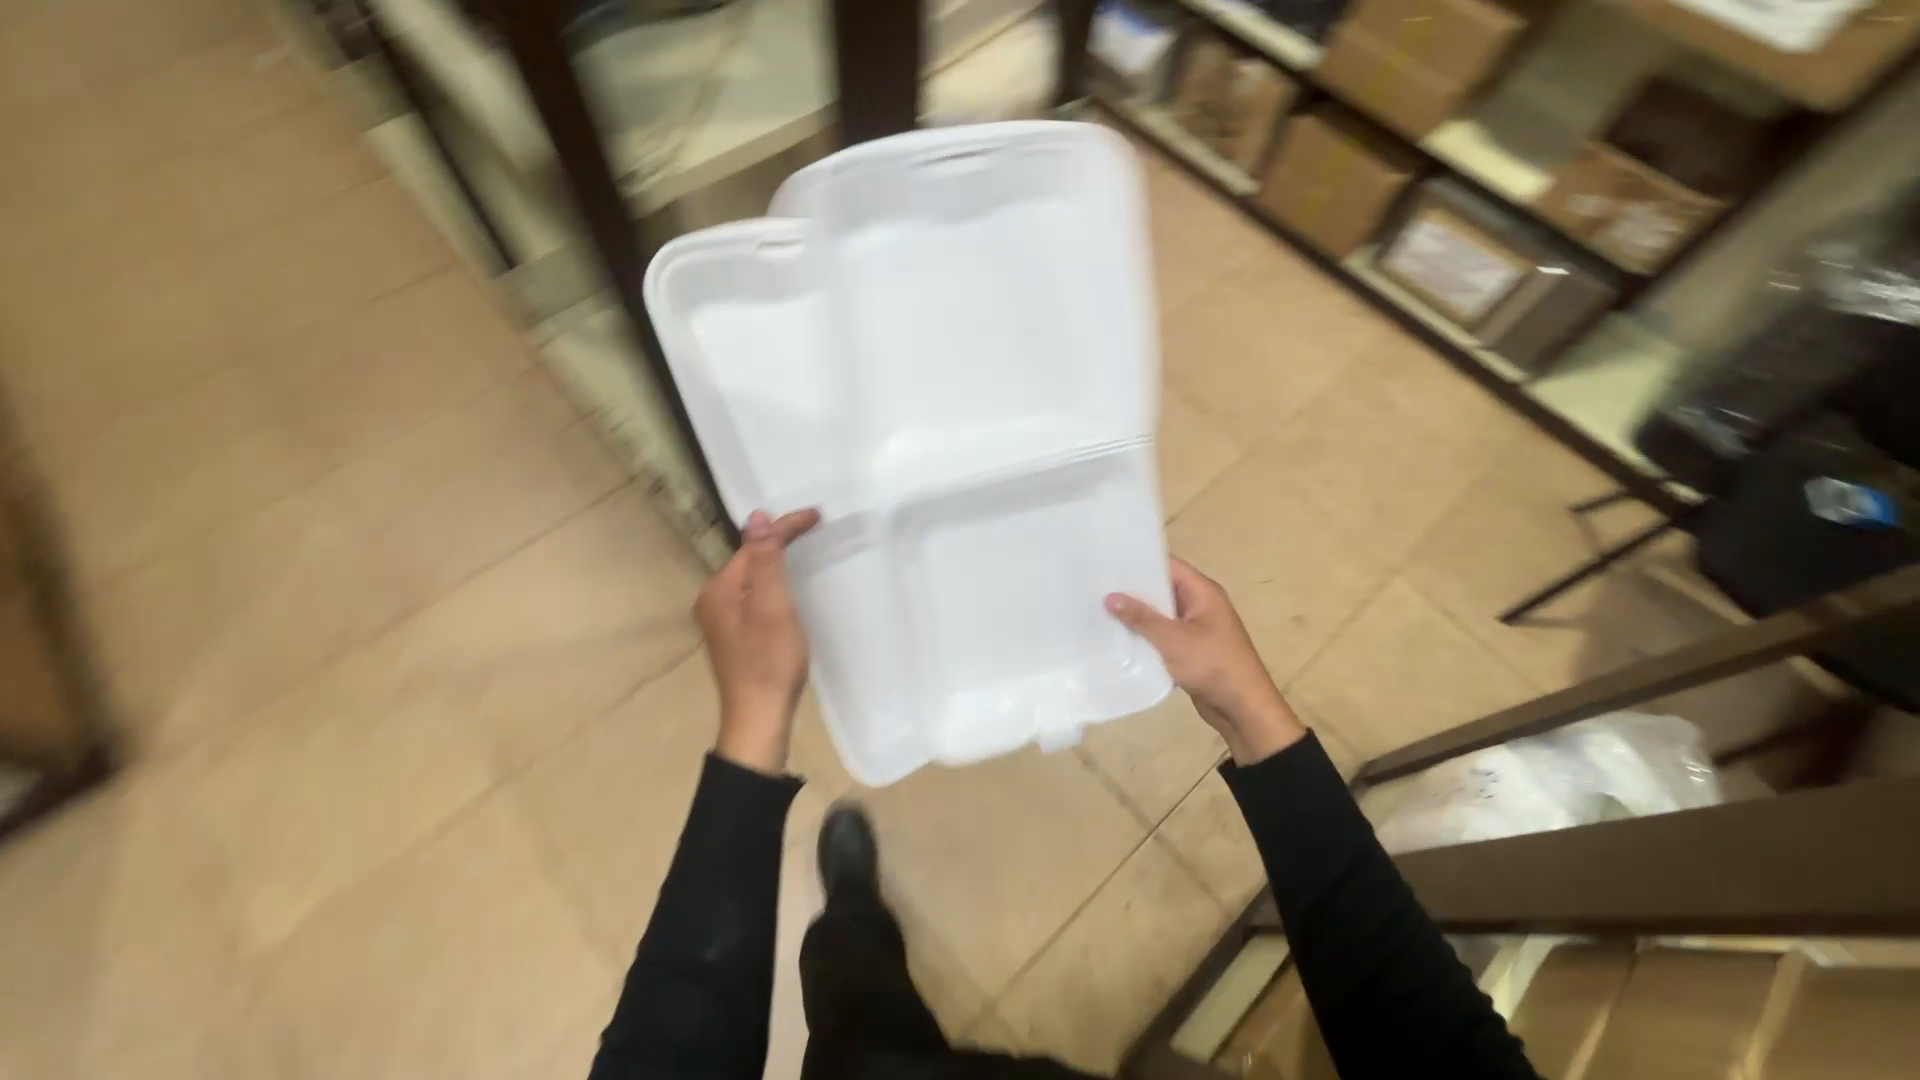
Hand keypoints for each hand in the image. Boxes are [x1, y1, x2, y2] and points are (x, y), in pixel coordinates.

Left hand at [696, 507, 821, 773]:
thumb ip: (765, 560)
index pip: (753, 545)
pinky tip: (788, 590)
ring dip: (776, 563)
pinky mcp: (735, 637)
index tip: (817, 516)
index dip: (785, 528)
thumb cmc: (769, 662)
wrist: (760, 718)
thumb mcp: (772, 606)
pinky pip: (754, 598)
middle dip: (779, 541)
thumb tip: (757, 516)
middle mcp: (713, 601)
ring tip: (804, 550)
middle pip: (749, 560)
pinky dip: (773, 587)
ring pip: (752, 579)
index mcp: (718, 590)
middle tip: (814, 527)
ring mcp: (722, 621)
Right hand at [1106, 559, 1306, 764]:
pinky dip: (1146, 635)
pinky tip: (1119, 636)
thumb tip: (1110, 596)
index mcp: (1203, 593)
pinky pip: (1163, 635)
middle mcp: (1200, 605)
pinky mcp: (1190, 649)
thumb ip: (1142, 617)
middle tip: (1097, 586)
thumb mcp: (1174, 639)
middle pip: (1163, 589)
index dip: (1141, 562)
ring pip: (1161, 614)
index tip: (1110, 563)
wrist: (1241, 707)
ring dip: (1138, 615)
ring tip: (1101, 608)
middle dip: (1134, 590)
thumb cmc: (1213, 665)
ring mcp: (1195, 628)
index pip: (1169, 566)